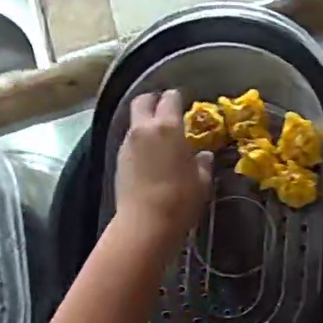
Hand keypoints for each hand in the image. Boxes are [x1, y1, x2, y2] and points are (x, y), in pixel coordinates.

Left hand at [116, 90, 213, 240]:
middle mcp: (144, 128)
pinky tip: (148, 160)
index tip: (183, 107)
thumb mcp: (202, 182)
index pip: (171, 99)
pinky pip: (130, 142)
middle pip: (144, 101)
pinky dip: (139, 144)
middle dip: (154, 102)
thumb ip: (203, 164)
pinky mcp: (119, 160)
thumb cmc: (180, 200)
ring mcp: (128, 144)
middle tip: (165, 112)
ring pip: (135, 122)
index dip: (177, 100)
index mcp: (168, 127)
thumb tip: (203, 155)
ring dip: (145, 125)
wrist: (146, 223)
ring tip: (158, 141)